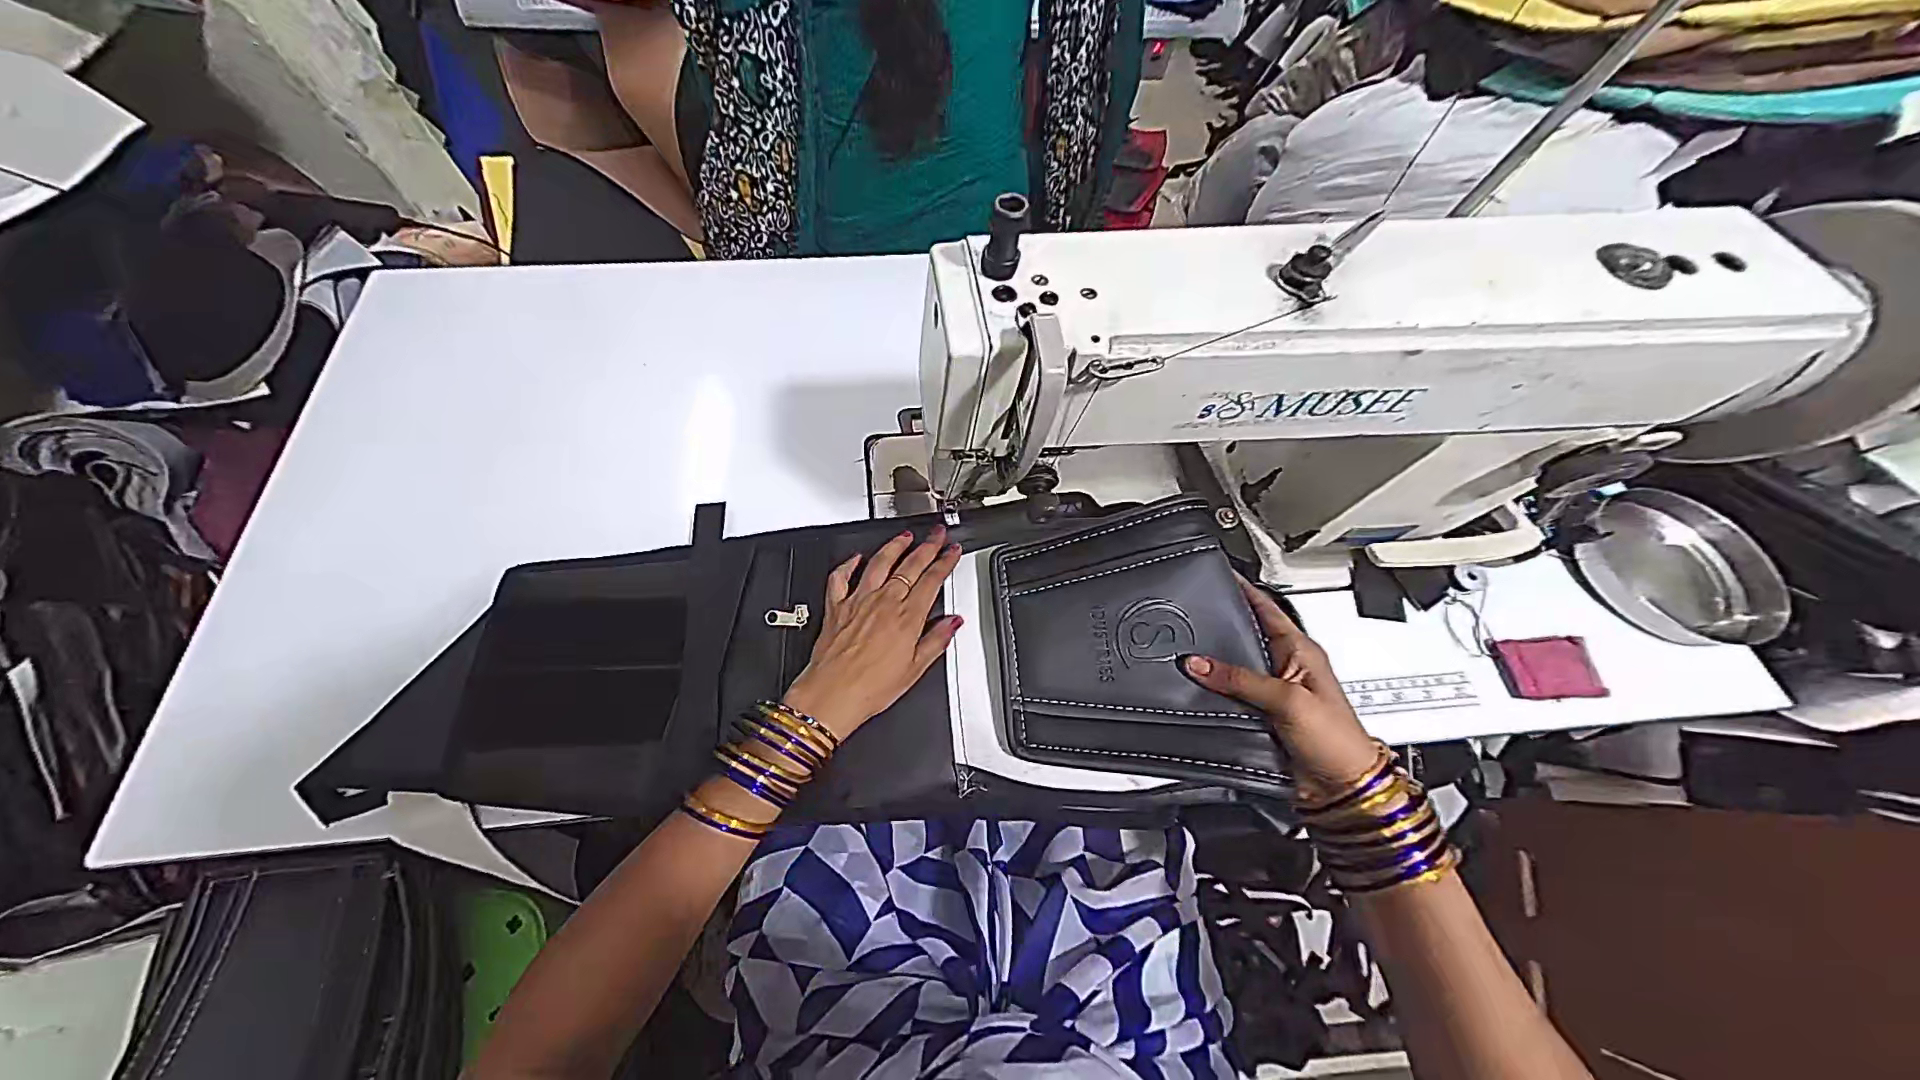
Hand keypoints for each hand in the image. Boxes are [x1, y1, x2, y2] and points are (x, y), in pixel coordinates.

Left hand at [781, 528, 964, 740]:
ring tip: (905, 535)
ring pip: (879, 562)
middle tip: (937, 533)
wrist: (832, 694)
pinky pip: (841, 577)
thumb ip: (936, 640)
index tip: (953, 550)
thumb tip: (953, 623)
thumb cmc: (870, 688)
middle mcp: (883, 603)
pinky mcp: (836, 607)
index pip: (932, 580)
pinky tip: (856, 557)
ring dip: (894, 546)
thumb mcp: (915, 669)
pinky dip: (849, 564)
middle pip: (910, 565)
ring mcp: (858, 601)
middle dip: (928, 546)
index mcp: (906, 618)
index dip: (945, 561)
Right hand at [1182, 575, 1379, 798]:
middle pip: (1243, 636)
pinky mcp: (1258, 715)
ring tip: (1185, 650)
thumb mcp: (1287, 700)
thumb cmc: (1338, 741)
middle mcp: (1284, 667)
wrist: (1341, 789)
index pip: (1265, 607)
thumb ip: (1241, 679)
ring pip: (1231, 668)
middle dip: (1217, 626)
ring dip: (1211, 664)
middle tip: (1190, 612)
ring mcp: (1270, 692)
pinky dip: (1211, 692)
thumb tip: (1199, 663)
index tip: (1219, 574)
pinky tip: (1195, 688)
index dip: (1243, 589)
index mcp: (1300, 650)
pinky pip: (1227, 696)